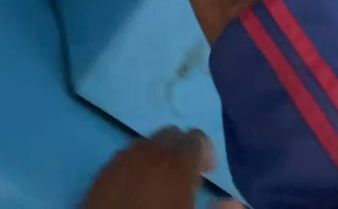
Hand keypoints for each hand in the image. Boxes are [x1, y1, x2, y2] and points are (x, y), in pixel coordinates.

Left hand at [81, 128, 220, 208]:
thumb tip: (236, 202)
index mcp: (175, 165)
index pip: (195, 139)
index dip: (206, 151)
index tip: (210, 171)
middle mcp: (149, 153)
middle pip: (170, 135)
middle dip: (182, 150)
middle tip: (191, 177)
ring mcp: (121, 160)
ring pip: (146, 143)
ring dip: (159, 156)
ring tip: (165, 184)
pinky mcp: (101, 173)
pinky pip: (125, 156)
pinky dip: (137, 164)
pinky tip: (138, 187)